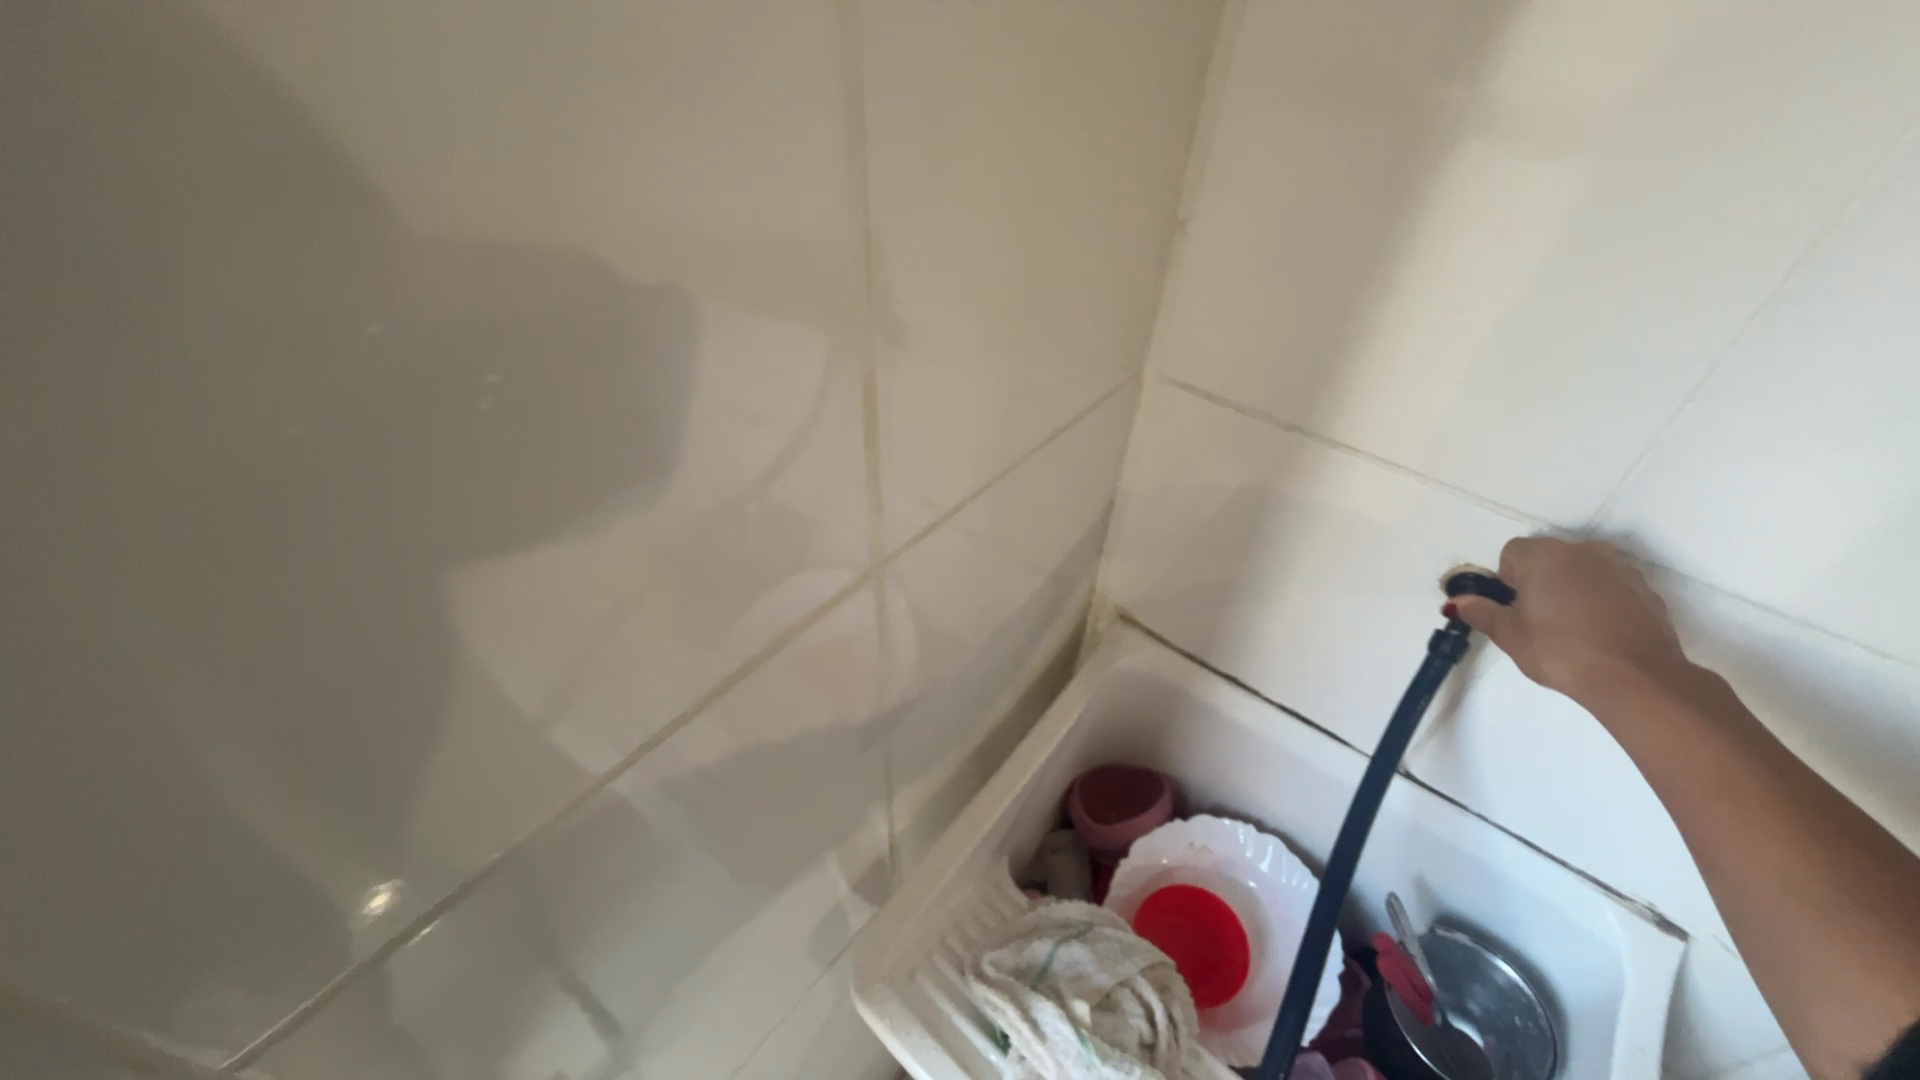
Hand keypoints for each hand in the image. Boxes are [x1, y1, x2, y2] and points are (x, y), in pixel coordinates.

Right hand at [1452, 537, 1691, 704]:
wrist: (1636, 677)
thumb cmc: (1559, 650)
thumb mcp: (1508, 634)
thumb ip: (1480, 612)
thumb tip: (1457, 602)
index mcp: (1544, 555)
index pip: (1512, 553)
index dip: (1507, 580)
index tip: (1512, 608)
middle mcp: (1583, 551)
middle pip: (1549, 558)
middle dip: (1538, 581)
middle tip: (1536, 620)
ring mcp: (1620, 569)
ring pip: (1582, 571)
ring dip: (1571, 589)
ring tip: (1570, 628)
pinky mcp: (1646, 591)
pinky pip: (1611, 588)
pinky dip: (1601, 602)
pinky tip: (1598, 633)